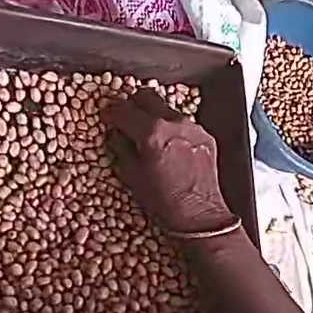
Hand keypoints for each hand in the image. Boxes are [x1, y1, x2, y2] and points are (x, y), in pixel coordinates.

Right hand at [102, 88, 235, 234]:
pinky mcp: (205, 136)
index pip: (124, 111)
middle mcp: (174, 124)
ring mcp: (192, 128)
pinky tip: (169, 147)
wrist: (198, 214)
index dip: (111, 112)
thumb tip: (117, 135)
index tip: (106, 115)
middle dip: (132, 105)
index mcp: (152, 133)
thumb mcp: (132, 176)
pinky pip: (184, 124)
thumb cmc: (164, 201)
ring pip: (167, 110)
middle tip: (125, 118)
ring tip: (148, 135)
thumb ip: (122, 148)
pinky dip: (172, 130)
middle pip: (146, 97)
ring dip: (154, 117)